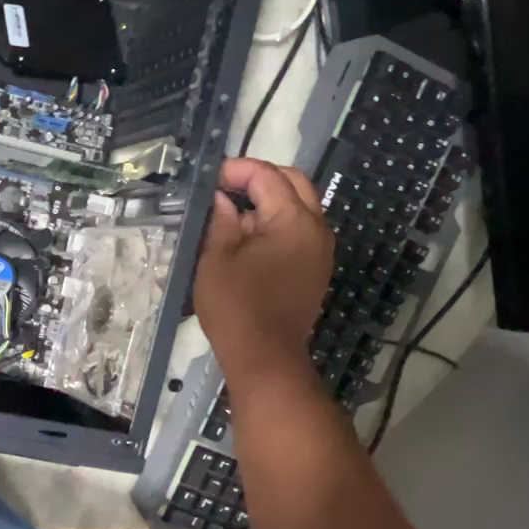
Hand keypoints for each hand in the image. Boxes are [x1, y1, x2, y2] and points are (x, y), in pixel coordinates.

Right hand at [193, 159, 334, 391]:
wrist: (265, 357)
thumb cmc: (236, 307)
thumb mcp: (215, 260)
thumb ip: (219, 221)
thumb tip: (220, 199)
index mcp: (293, 219)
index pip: (267, 176)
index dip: (236, 171)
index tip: (209, 177)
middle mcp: (316, 228)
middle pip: (293, 184)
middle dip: (259, 179)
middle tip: (223, 188)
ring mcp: (320, 250)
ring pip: (299, 207)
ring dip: (268, 202)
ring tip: (232, 214)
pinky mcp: (315, 269)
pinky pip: (299, 232)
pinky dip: (276, 224)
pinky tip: (248, 240)